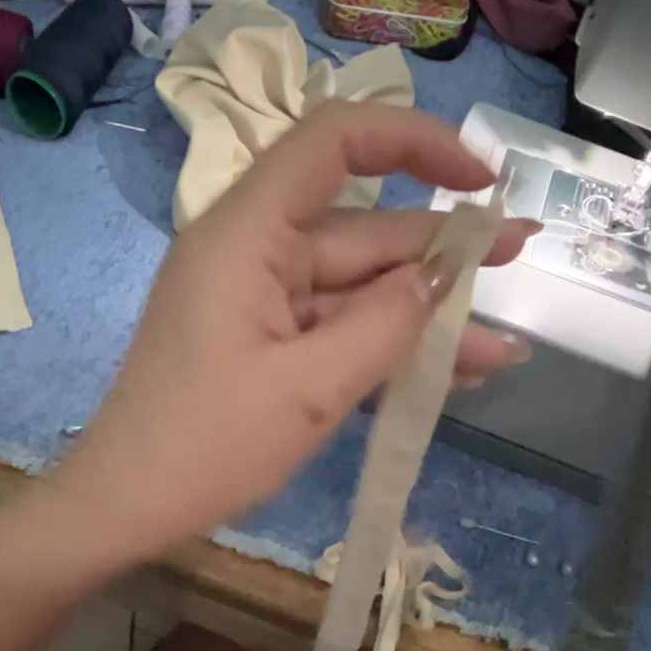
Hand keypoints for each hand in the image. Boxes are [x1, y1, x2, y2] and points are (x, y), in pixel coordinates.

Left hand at [51, 101, 539, 558]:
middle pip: (360, 231)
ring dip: (423, 318)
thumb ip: (386, 325)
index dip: (414, 142)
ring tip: (501, 348)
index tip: (478, 179)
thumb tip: (446, 274)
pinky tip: (447, 376)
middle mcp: (253, 252)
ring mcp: (256, 302)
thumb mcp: (310, 388)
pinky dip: (383, 351)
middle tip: (524, 255)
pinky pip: (333, 332)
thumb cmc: (207, 447)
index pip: (334, 143)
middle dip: (442, 251)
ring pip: (354, 291)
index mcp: (248, 234)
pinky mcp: (261, 344)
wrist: (126, 508)